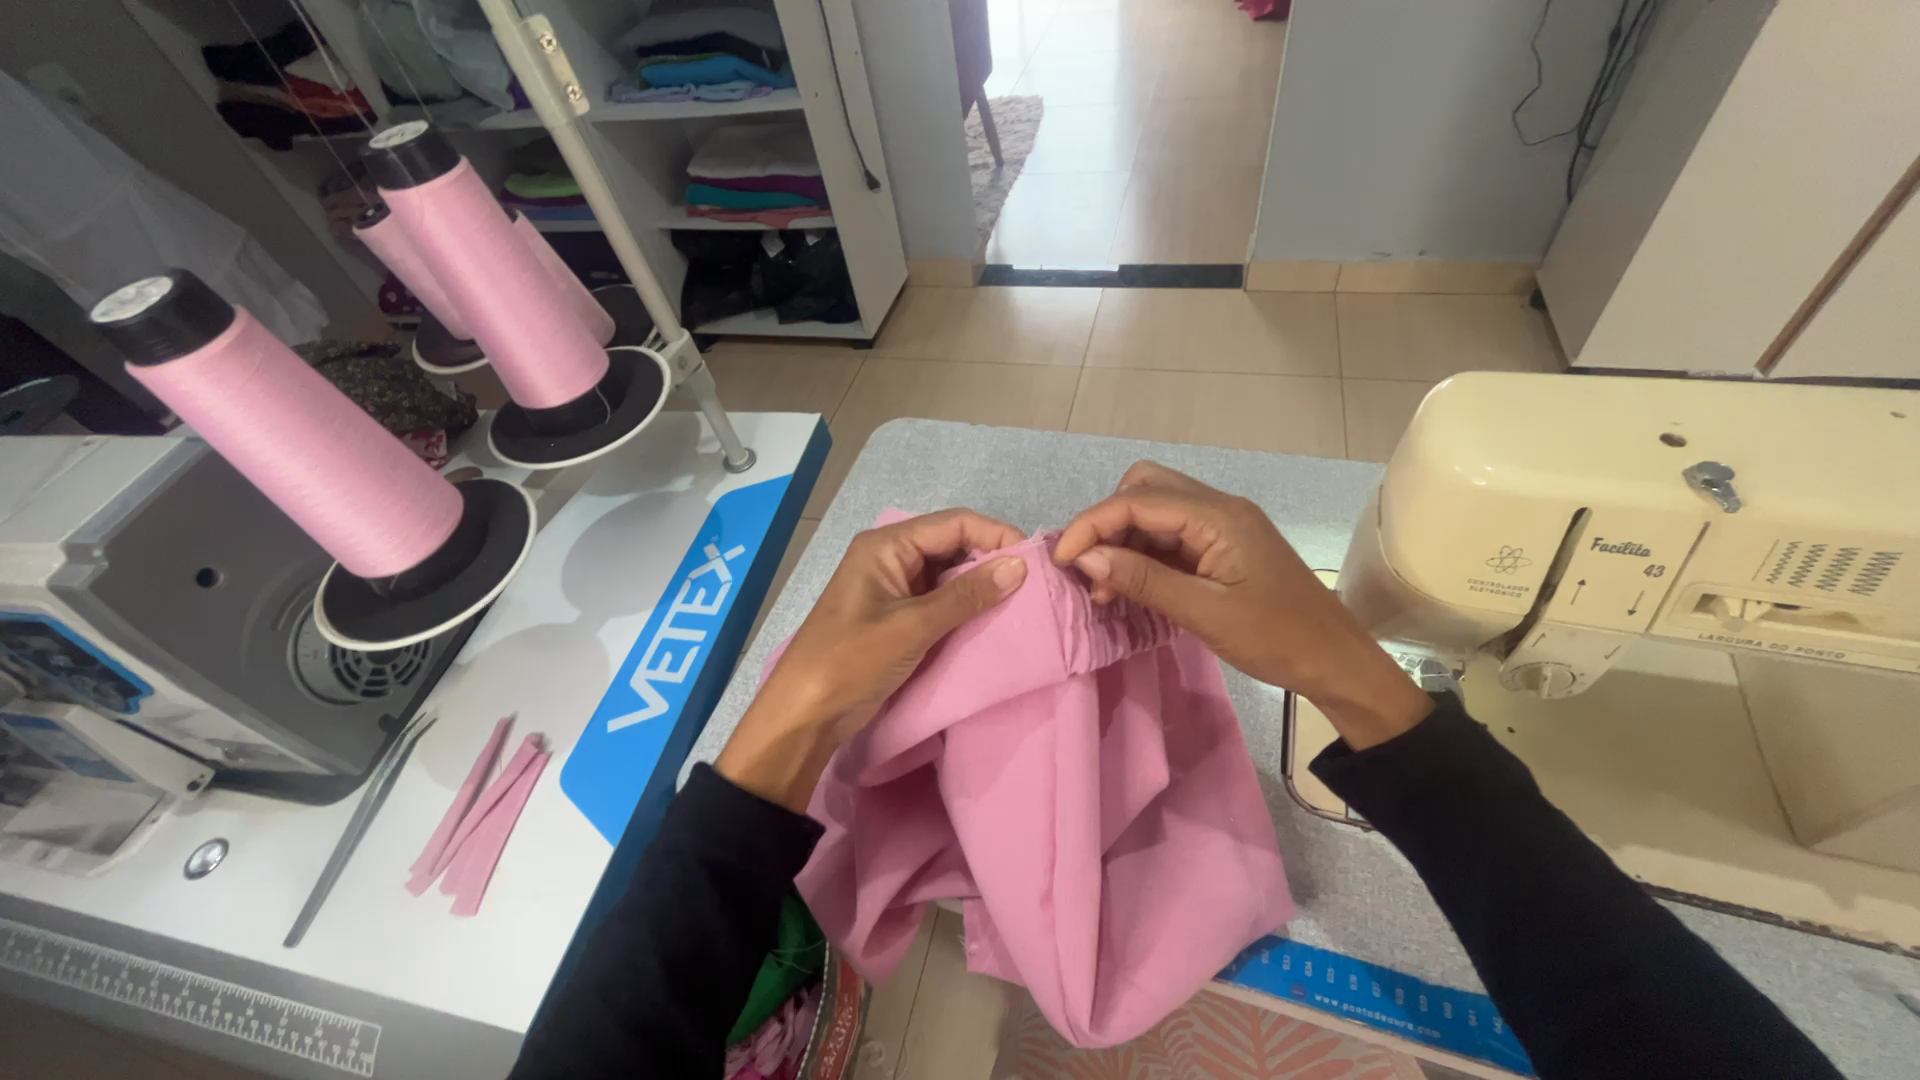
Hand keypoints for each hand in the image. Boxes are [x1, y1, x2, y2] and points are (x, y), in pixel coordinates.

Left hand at [717, 509, 1028, 808]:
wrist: (804, 714)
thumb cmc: (851, 661)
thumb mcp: (912, 626)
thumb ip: (966, 596)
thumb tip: (1019, 567)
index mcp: (887, 546)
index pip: (954, 523)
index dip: (996, 536)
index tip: (1034, 562)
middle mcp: (890, 557)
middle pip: (952, 544)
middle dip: (991, 560)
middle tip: (1033, 585)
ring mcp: (893, 588)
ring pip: (948, 573)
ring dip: (980, 585)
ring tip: (1021, 602)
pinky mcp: (896, 616)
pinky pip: (939, 600)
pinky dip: (965, 606)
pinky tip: (991, 621)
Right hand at [1052, 462, 1430, 749]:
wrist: (1336, 661)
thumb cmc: (1276, 639)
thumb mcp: (1205, 613)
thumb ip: (1143, 579)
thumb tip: (1085, 557)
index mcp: (1218, 516)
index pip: (1137, 499)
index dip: (1091, 524)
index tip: (1062, 560)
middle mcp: (1218, 507)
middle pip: (1144, 488)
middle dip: (1107, 522)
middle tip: (1089, 567)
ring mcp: (1220, 525)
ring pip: (1153, 510)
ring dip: (1121, 540)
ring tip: (1104, 588)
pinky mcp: (1220, 546)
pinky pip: (1169, 535)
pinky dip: (1142, 554)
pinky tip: (1128, 587)